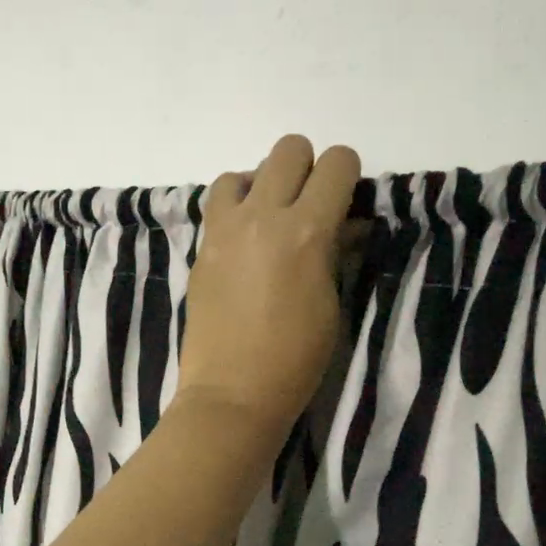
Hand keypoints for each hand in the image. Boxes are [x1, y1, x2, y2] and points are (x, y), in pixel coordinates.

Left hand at [175, 135, 362, 439]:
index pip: (337, 161)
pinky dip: (232, 214)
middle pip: (288, 150)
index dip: (345, 179)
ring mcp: (223, 234)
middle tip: (304, 213)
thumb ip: (334, 252)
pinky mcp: (200, 254)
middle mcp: (262, 218)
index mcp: (306, 230)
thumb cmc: (294, 360)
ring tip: (265, 226)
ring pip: (240, 173)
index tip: (342, 209)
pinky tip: (242, 249)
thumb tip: (340, 225)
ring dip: (258, 188)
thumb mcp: (331, 303)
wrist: (231, 395)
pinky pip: (216, 209)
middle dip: (304, 172)